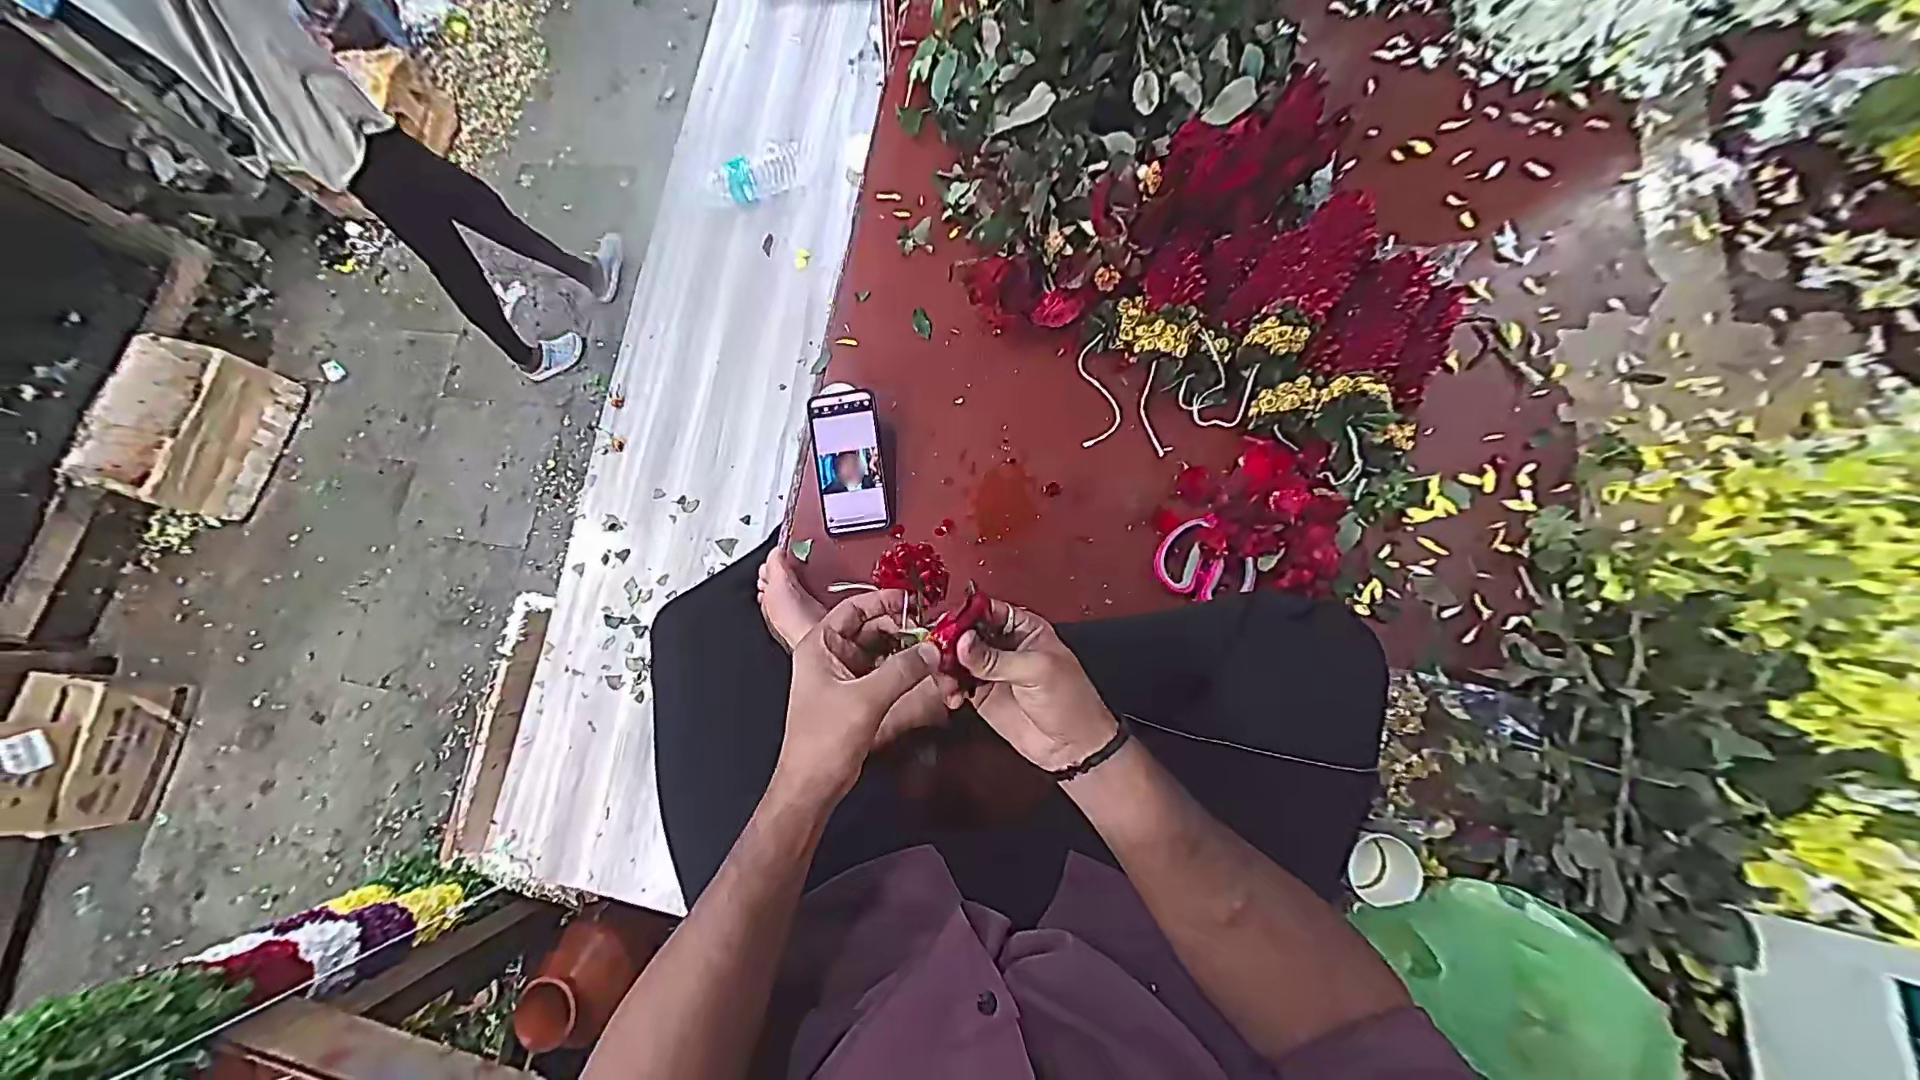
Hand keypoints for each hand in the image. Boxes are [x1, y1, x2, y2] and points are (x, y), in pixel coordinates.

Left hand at [774, 590, 938, 804]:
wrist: (813, 785)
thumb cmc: (821, 742)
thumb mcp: (865, 699)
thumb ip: (901, 670)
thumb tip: (930, 650)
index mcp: (819, 646)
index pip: (853, 608)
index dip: (883, 600)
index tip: (912, 601)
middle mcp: (830, 655)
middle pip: (871, 627)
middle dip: (902, 627)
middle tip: (930, 630)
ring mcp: (844, 674)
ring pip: (881, 649)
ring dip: (906, 648)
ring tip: (931, 649)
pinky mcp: (857, 693)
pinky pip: (885, 670)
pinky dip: (904, 667)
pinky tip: (923, 670)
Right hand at [934, 601, 1117, 772]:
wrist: (1073, 747)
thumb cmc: (1071, 701)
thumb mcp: (1037, 671)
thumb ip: (996, 658)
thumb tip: (963, 642)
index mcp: (1024, 627)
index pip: (987, 609)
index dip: (966, 614)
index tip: (948, 625)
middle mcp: (1004, 644)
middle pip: (966, 631)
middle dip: (949, 640)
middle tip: (937, 652)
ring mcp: (991, 669)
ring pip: (957, 657)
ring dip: (945, 665)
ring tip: (945, 678)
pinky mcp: (981, 693)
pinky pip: (956, 682)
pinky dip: (948, 687)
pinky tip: (952, 695)